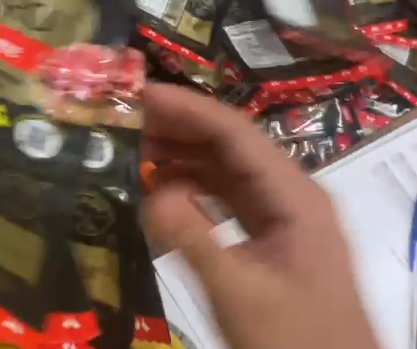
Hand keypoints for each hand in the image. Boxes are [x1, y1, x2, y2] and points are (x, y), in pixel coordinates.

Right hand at [140, 83, 378, 348]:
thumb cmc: (296, 344)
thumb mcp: (241, 295)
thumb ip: (193, 238)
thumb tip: (148, 187)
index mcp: (295, 196)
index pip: (234, 131)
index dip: (183, 107)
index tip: (135, 93)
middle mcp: (291, 194)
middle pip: (228, 141)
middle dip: (174, 125)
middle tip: (120, 117)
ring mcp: (283, 215)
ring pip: (223, 165)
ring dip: (178, 152)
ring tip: (127, 146)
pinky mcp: (271, 237)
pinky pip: (224, 193)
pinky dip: (188, 183)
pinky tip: (154, 187)